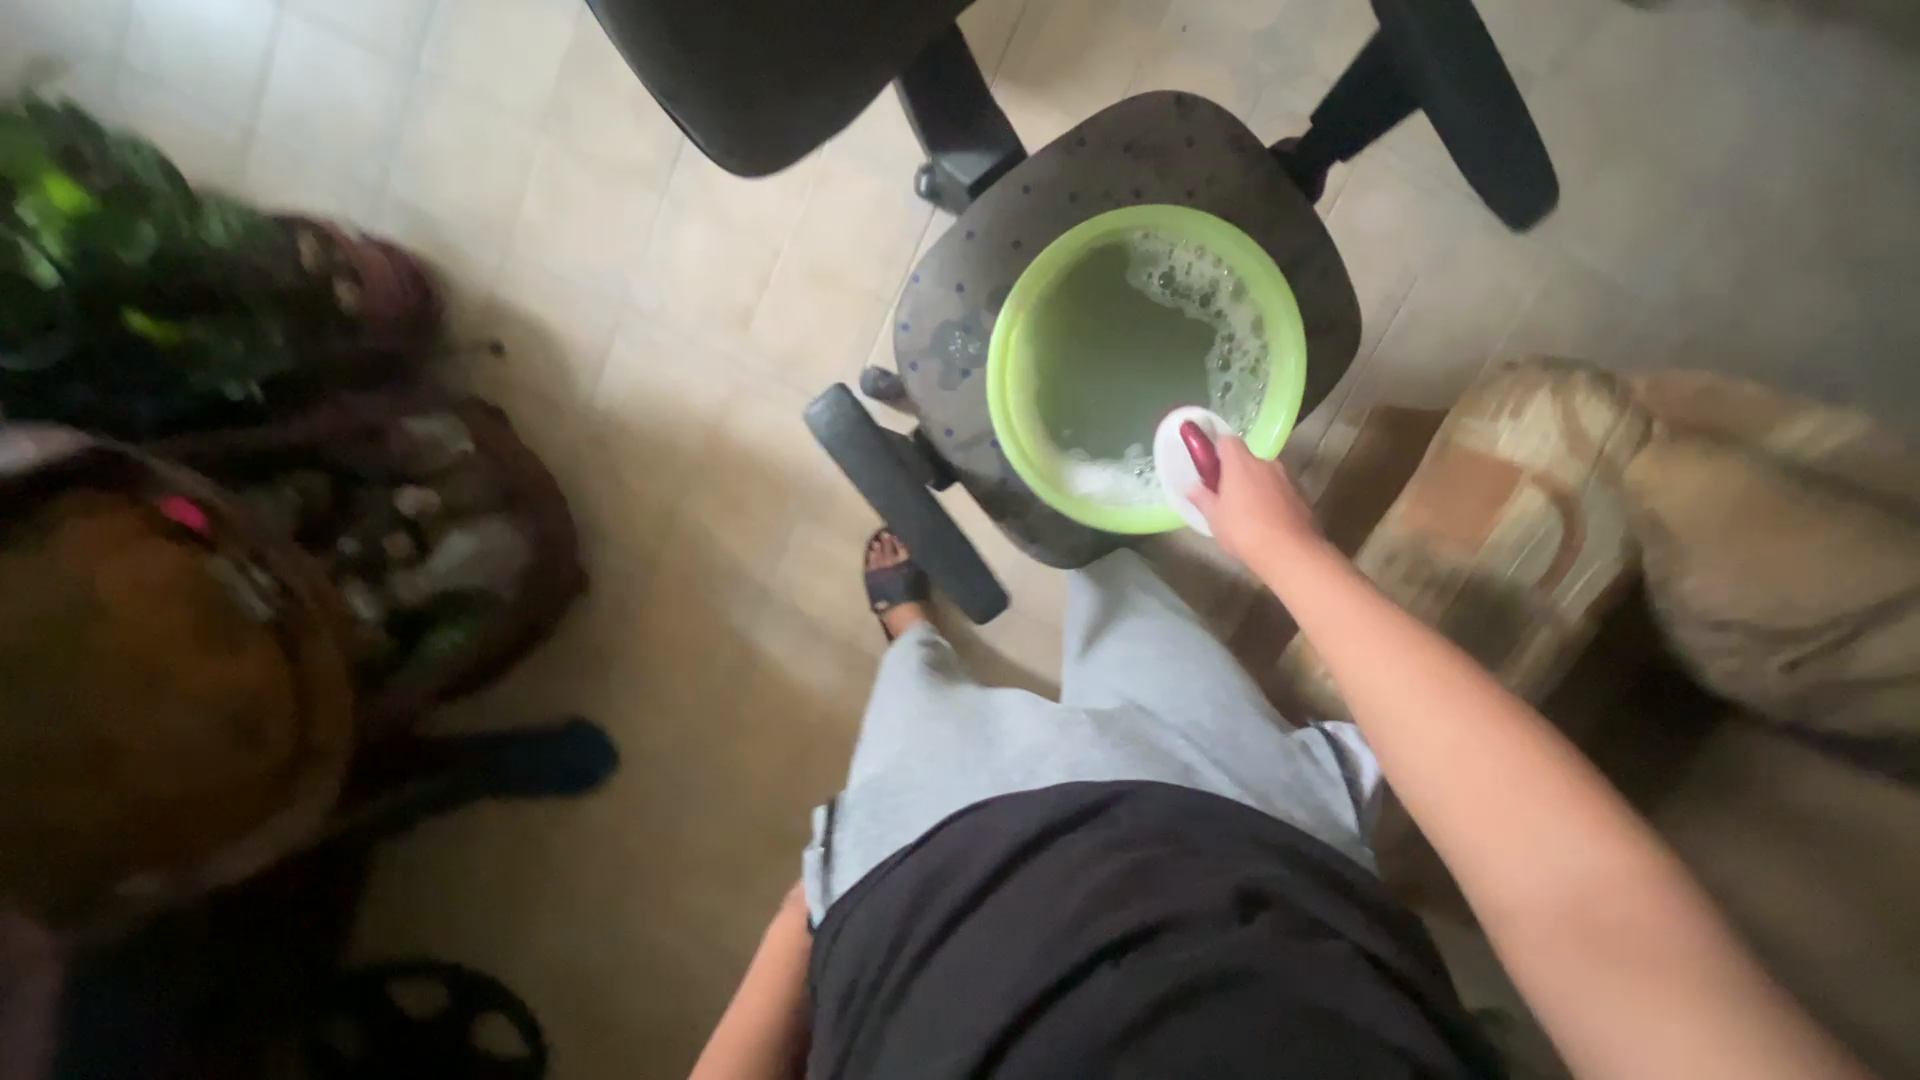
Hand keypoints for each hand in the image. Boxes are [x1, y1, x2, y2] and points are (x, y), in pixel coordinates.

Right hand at [1188, 436, 1320, 562]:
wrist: (1289, 552)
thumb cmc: (1243, 531)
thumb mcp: (1214, 518)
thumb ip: (1202, 499)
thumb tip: (1193, 488)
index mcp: (1241, 464)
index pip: (1228, 441)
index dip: (1217, 450)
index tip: (1211, 468)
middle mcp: (1266, 464)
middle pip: (1247, 460)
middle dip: (1237, 473)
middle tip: (1227, 496)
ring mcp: (1287, 478)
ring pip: (1265, 475)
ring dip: (1256, 487)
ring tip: (1248, 513)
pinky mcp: (1302, 494)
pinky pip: (1280, 490)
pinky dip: (1273, 499)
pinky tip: (1267, 521)